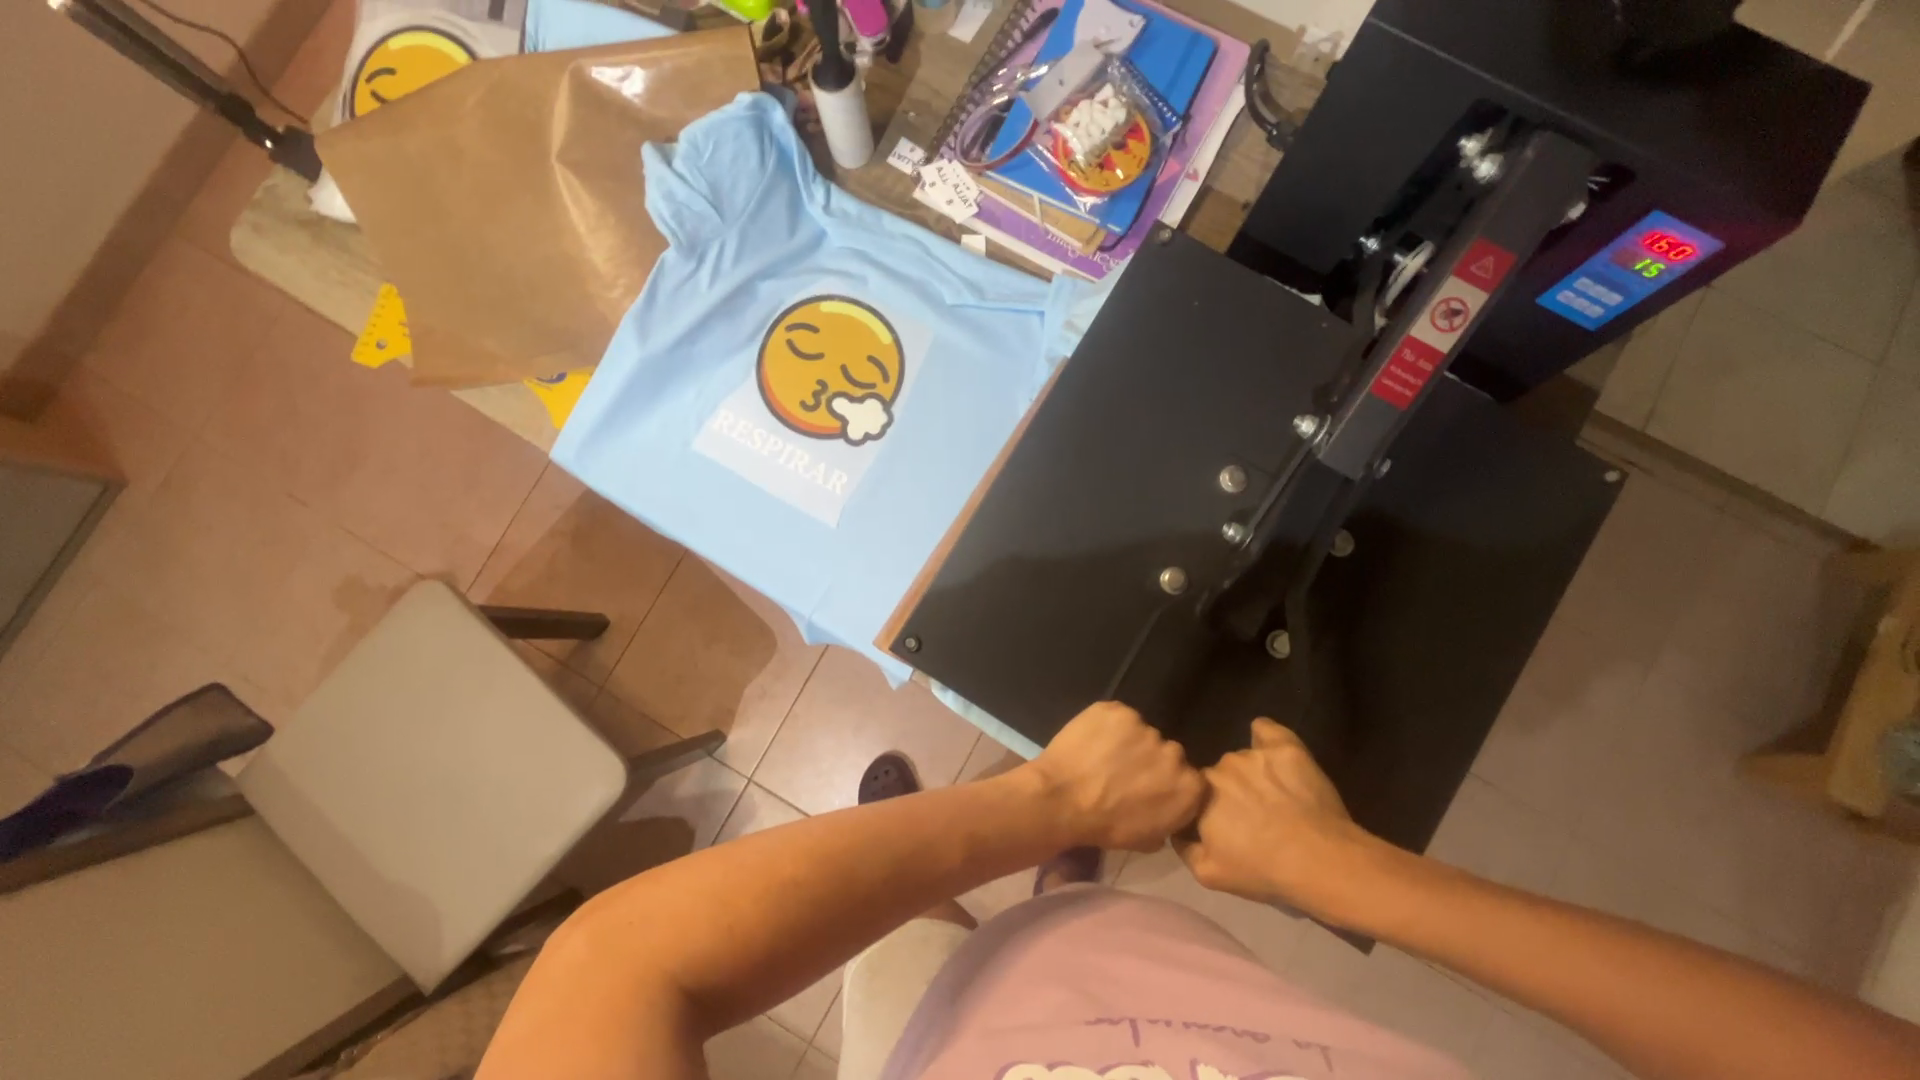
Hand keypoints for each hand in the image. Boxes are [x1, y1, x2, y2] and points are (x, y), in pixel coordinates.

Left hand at [1022, 702, 1206, 851]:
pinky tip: (1091, 741)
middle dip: (1150, 761)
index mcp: (1190, 787)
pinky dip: (1106, 726)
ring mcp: (1146, 728)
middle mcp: (1174, 753)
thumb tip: (1166, 809)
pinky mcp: (1119, 710)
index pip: (1189, 779)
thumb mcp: (1147, 840)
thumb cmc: (1105, 827)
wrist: (1062, 801)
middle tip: (1123, 773)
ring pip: (1141, 733)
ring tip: (1102, 757)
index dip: (1167, 783)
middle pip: (1166, 752)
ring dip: (1127, 743)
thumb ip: (1168, 820)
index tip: (1148, 789)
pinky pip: (1117, 717)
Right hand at [1177, 718, 1388, 922]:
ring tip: (1275, 799)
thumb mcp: (1209, 874)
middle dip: (1231, 792)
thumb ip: (1183, 848)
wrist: (1321, 862)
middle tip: (1253, 816)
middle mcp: (1223, 766)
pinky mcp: (1287, 747)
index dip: (1208, 808)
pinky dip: (1265, 737)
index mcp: (1201, 794)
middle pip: (1221, 774)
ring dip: (1252, 775)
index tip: (1224, 825)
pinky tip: (1271, 749)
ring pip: (1245, 759)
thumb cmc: (1263, 871)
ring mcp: (1255, 754)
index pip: (1196, 792)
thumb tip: (1177, 830)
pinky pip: (1266, 730)